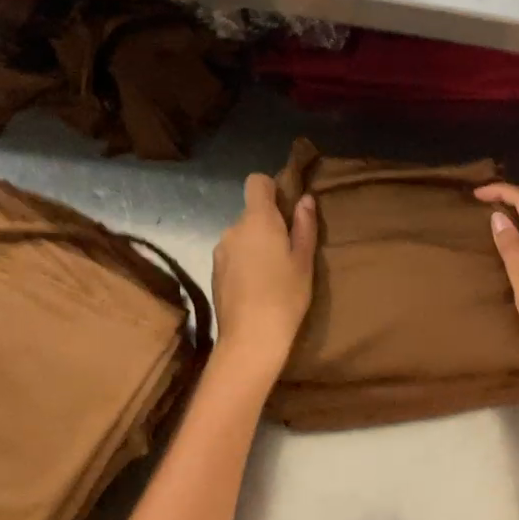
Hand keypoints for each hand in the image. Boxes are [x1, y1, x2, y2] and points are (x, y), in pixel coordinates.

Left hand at [212, 174, 316, 374]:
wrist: (251, 337)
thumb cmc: (285, 295)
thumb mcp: (304, 260)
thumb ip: (304, 226)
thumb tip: (304, 199)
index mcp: (258, 220)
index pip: (256, 182)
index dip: (272, 189)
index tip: (286, 209)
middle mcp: (233, 229)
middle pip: (251, 213)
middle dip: (268, 224)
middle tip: (288, 251)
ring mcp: (220, 250)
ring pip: (242, 236)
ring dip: (255, 245)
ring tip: (273, 273)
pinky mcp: (214, 270)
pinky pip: (233, 254)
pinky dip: (244, 262)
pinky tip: (257, 286)